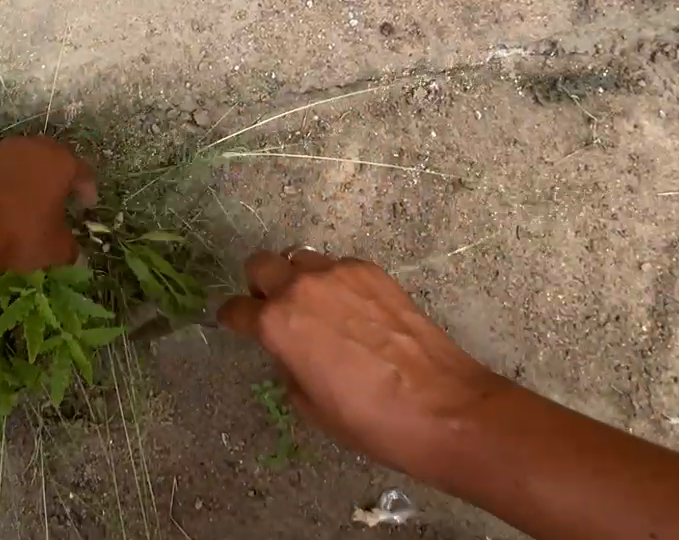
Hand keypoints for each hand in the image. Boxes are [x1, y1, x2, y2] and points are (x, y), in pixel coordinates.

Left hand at [0, 136, 96, 273]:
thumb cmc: (21, 235)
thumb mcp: (56, 249)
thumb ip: (70, 245)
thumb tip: (71, 249)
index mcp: (60, 163)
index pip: (82, 170)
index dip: (87, 187)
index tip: (86, 204)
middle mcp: (31, 148)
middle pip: (51, 156)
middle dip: (56, 174)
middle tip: (58, 194)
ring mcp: (0, 149)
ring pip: (20, 157)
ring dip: (25, 173)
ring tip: (24, 196)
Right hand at [217, 249, 509, 480]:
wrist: (446, 410)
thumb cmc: (371, 421)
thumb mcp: (309, 405)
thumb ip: (285, 363)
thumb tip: (288, 348)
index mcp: (275, 324)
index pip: (235, 309)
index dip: (232, 318)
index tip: (236, 323)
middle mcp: (297, 288)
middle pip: (258, 264)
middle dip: (259, 285)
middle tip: (275, 307)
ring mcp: (335, 273)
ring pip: (297, 258)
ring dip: (297, 278)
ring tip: (318, 304)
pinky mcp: (368, 270)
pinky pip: (337, 266)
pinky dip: (336, 282)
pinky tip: (355, 309)